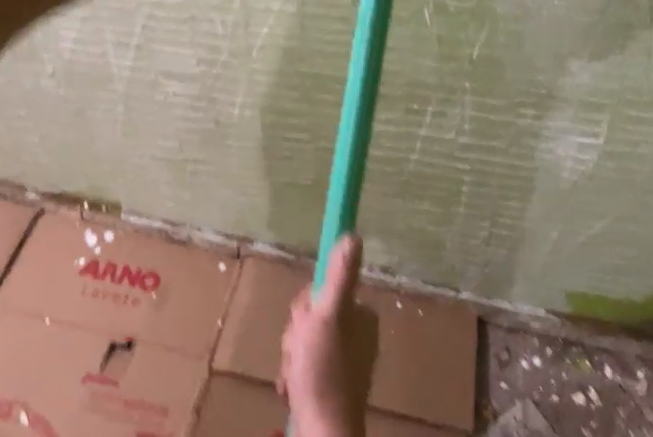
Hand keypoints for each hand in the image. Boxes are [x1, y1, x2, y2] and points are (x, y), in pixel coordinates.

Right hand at [279, 235, 378, 436]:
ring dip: (291, 358)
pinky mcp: (333, 384)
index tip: (304, 327)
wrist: (324, 431)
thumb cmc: (324, 371)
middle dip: (296, 337)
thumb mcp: (329, 317)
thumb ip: (340, 277)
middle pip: (310, 319)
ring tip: (295, 375)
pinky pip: (305, 367)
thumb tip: (353, 235)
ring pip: (303, 343)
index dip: (305, 309)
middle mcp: (357, 334)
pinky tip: (293, 389)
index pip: (320, 294)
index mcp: (361, 315)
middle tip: (299, 354)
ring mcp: (345, 360)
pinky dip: (294, 377)